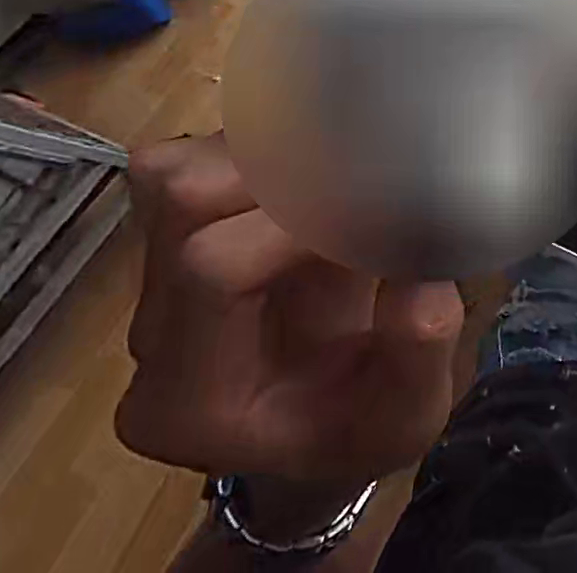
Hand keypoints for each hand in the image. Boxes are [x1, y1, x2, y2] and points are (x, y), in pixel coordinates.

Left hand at [115, 134, 465, 505]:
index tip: (377, 207)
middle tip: (362, 173)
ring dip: (265, 156)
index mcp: (192, 398)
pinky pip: (188, 162)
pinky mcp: (174, 240)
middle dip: (284, 175)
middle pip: (183, 204)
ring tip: (336, 170)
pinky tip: (310, 169)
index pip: (217, 268)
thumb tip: (422, 274)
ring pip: (175, 173)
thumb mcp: (408, 415)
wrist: (316, 422)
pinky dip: (252, 150)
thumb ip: (417, 354)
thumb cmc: (357, 426)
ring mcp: (154, 282)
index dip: (301, 222)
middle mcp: (154, 333)